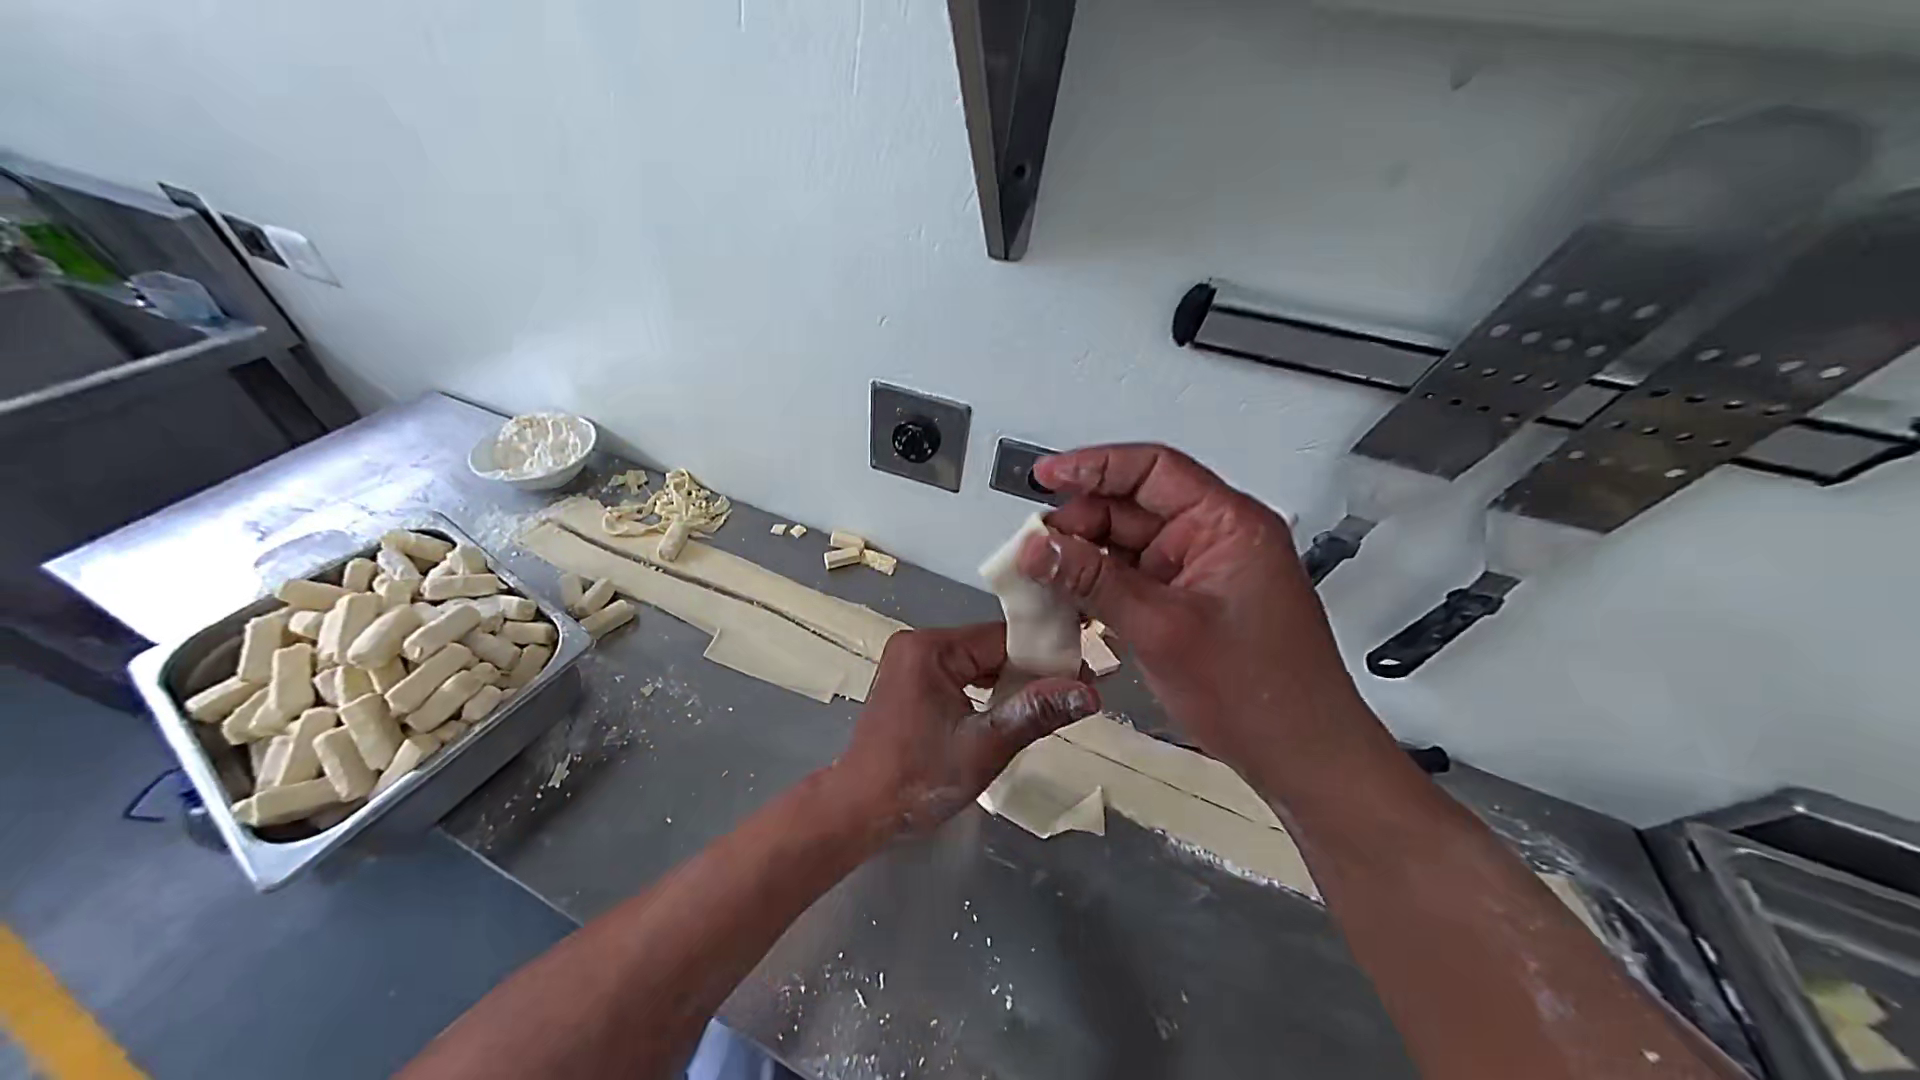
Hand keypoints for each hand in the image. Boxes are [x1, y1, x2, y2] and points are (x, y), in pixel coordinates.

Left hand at [835, 623, 1099, 835]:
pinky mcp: (912, 684)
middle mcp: (919, 645)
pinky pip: (961, 677)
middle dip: (1030, 670)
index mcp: (931, 648)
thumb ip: (1035, 713)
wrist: (859, 811)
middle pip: (990, 648)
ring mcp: (912, 664)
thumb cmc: (917, 779)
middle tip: (1075, 689)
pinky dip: (987, 691)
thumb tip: (1089, 691)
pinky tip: (1013, 708)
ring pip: (977, 663)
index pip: (1002, 637)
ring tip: (1052, 700)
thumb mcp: (984, 746)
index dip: (1045, 654)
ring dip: (1010, 682)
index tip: (1085, 671)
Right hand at [1018, 444, 1381, 791]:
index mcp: (1228, 525)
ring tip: (1042, 577)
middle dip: (1079, 524)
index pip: (1153, 469)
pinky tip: (1069, 600)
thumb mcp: (1162, 629)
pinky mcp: (1186, 601)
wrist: (1299, 755)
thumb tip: (1040, 549)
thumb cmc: (1261, 694)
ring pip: (1125, 546)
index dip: (1094, 465)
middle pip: (1132, 508)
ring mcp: (1198, 571)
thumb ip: (1094, 582)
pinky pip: (1132, 578)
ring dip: (1084, 560)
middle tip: (1035, 548)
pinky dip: (1099, 587)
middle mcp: (1214, 538)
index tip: (1048, 476)